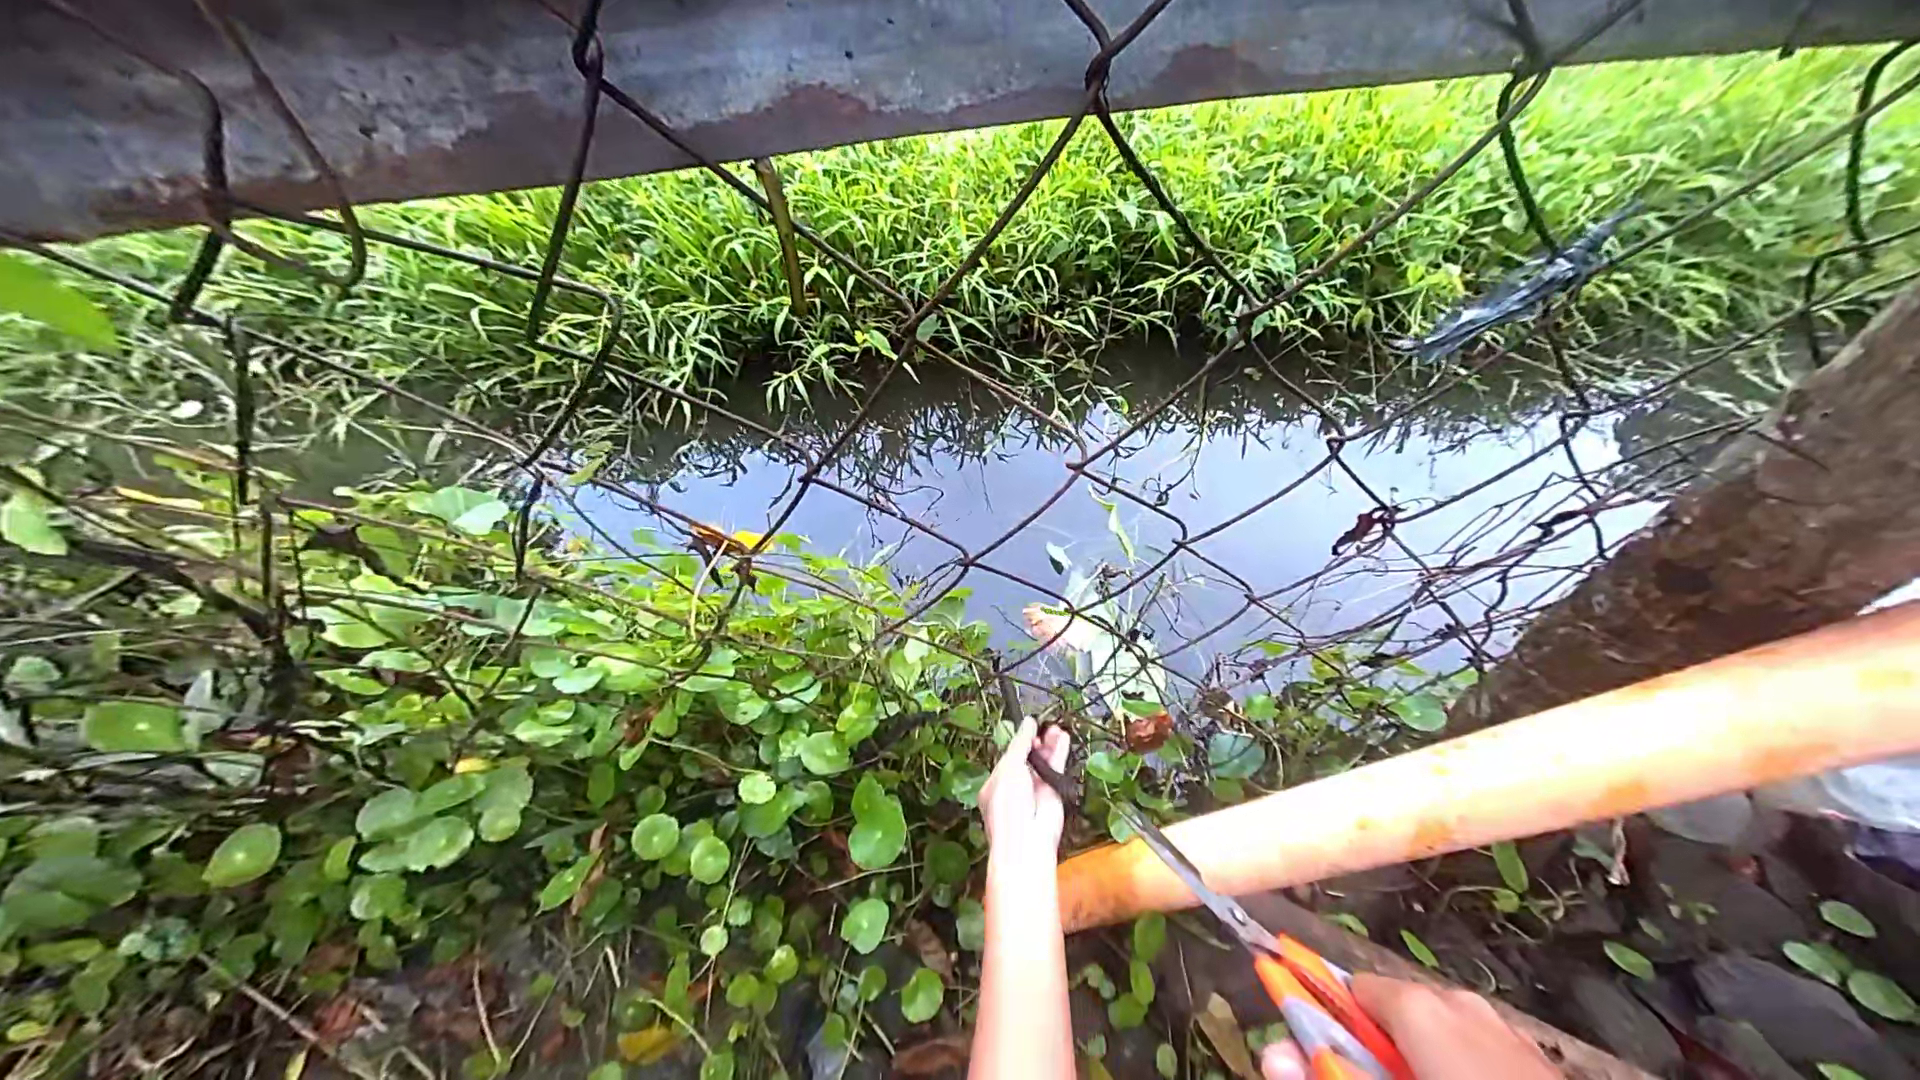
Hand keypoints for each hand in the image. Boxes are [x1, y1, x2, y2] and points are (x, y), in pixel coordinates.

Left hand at [977, 717, 1069, 861]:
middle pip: (1028, 757)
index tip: (1030, 725)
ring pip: (1044, 761)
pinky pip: (1056, 768)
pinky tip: (1063, 737)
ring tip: (1056, 728)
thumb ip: (1020, 744)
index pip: (1009, 755)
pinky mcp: (1052, 794)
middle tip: (1045, 725)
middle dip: (1036, 741)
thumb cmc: (1008, 805)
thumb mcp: (1009, 767)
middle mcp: (1015, 785)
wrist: (1026, 840)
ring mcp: (1035, 790)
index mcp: (996, 781)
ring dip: (1050, 744)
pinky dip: (1060, 753)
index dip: (1020, 740)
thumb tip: (1028, 723)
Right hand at [1258, 974, 1557, 1079]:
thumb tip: (1273, 1055)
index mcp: (1420, 1004)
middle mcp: (1458, 1002)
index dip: (1330, 1024)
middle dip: (1375, 1052)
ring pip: (1435, 1037)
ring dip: (1417, 1066)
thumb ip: (1328, 1072)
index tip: (1324, 1059)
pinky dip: (1458, 1072)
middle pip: (1391, 1014)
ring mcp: (1506, 1033)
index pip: (1347, 989)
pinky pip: (1475, 1055)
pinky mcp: (1539, 1063)